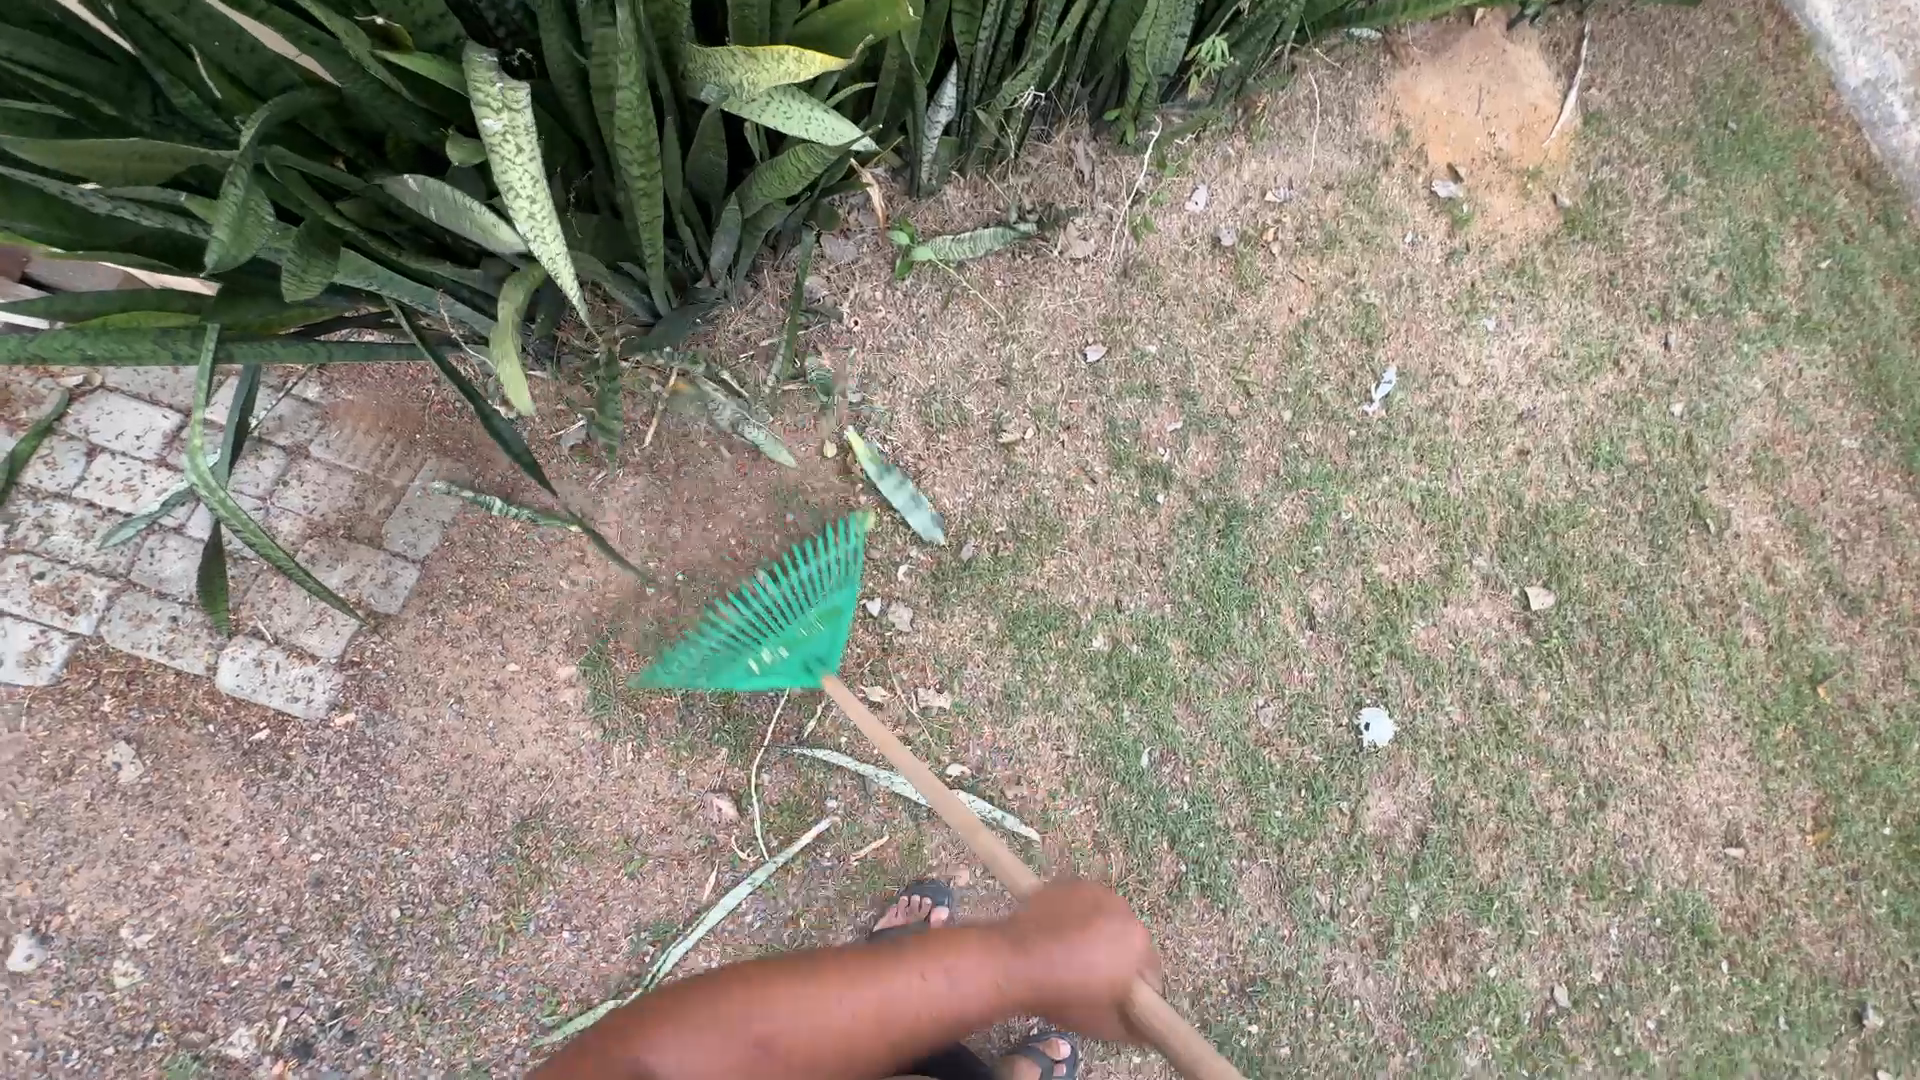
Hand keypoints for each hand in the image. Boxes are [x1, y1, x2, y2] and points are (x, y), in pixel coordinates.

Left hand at [996, 879, 1159, 1041]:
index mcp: (1138, 941)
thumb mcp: (1108, 1028)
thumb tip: (1145, 1026)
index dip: (1136, 990)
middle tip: (1091, 975)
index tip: (1117, 999)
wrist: (1017, 960)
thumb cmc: (1066, 995)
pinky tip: (1057, 933)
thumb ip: (1138, 1028)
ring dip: (1096, 931)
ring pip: (1105, 917)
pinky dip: (1075, 915)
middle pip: (1127, 938)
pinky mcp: (1068, 882)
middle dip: (1116, 955)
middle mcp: (1122, 907)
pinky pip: (1081, 903)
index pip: (1149, 971)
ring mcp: (1093, 890)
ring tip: (1071, 952)